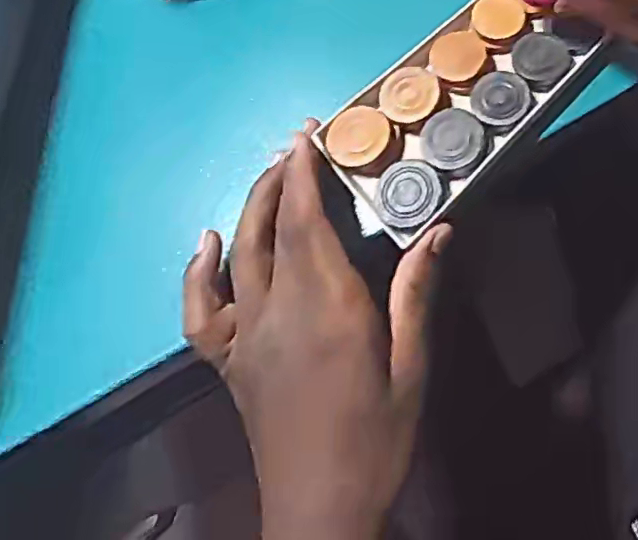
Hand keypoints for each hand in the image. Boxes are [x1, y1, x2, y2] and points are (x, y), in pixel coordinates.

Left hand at [184, 122, 451, 539]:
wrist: (320, 513)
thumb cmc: (376, 437)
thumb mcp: (412, 366)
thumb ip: (417, 294)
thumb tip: (439, 228)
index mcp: (326, 308)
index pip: (307, 222)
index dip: (305, 174)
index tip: (308, 136)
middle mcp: (277, 312)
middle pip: (269, 228)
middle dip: (280, 178)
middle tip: (298, 142)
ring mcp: (245, 338)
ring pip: (238, 256)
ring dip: (250, 208)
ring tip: (270, 174)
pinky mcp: (230, 364)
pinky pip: (201, 313)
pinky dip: (198, 273)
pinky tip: (206, 244)